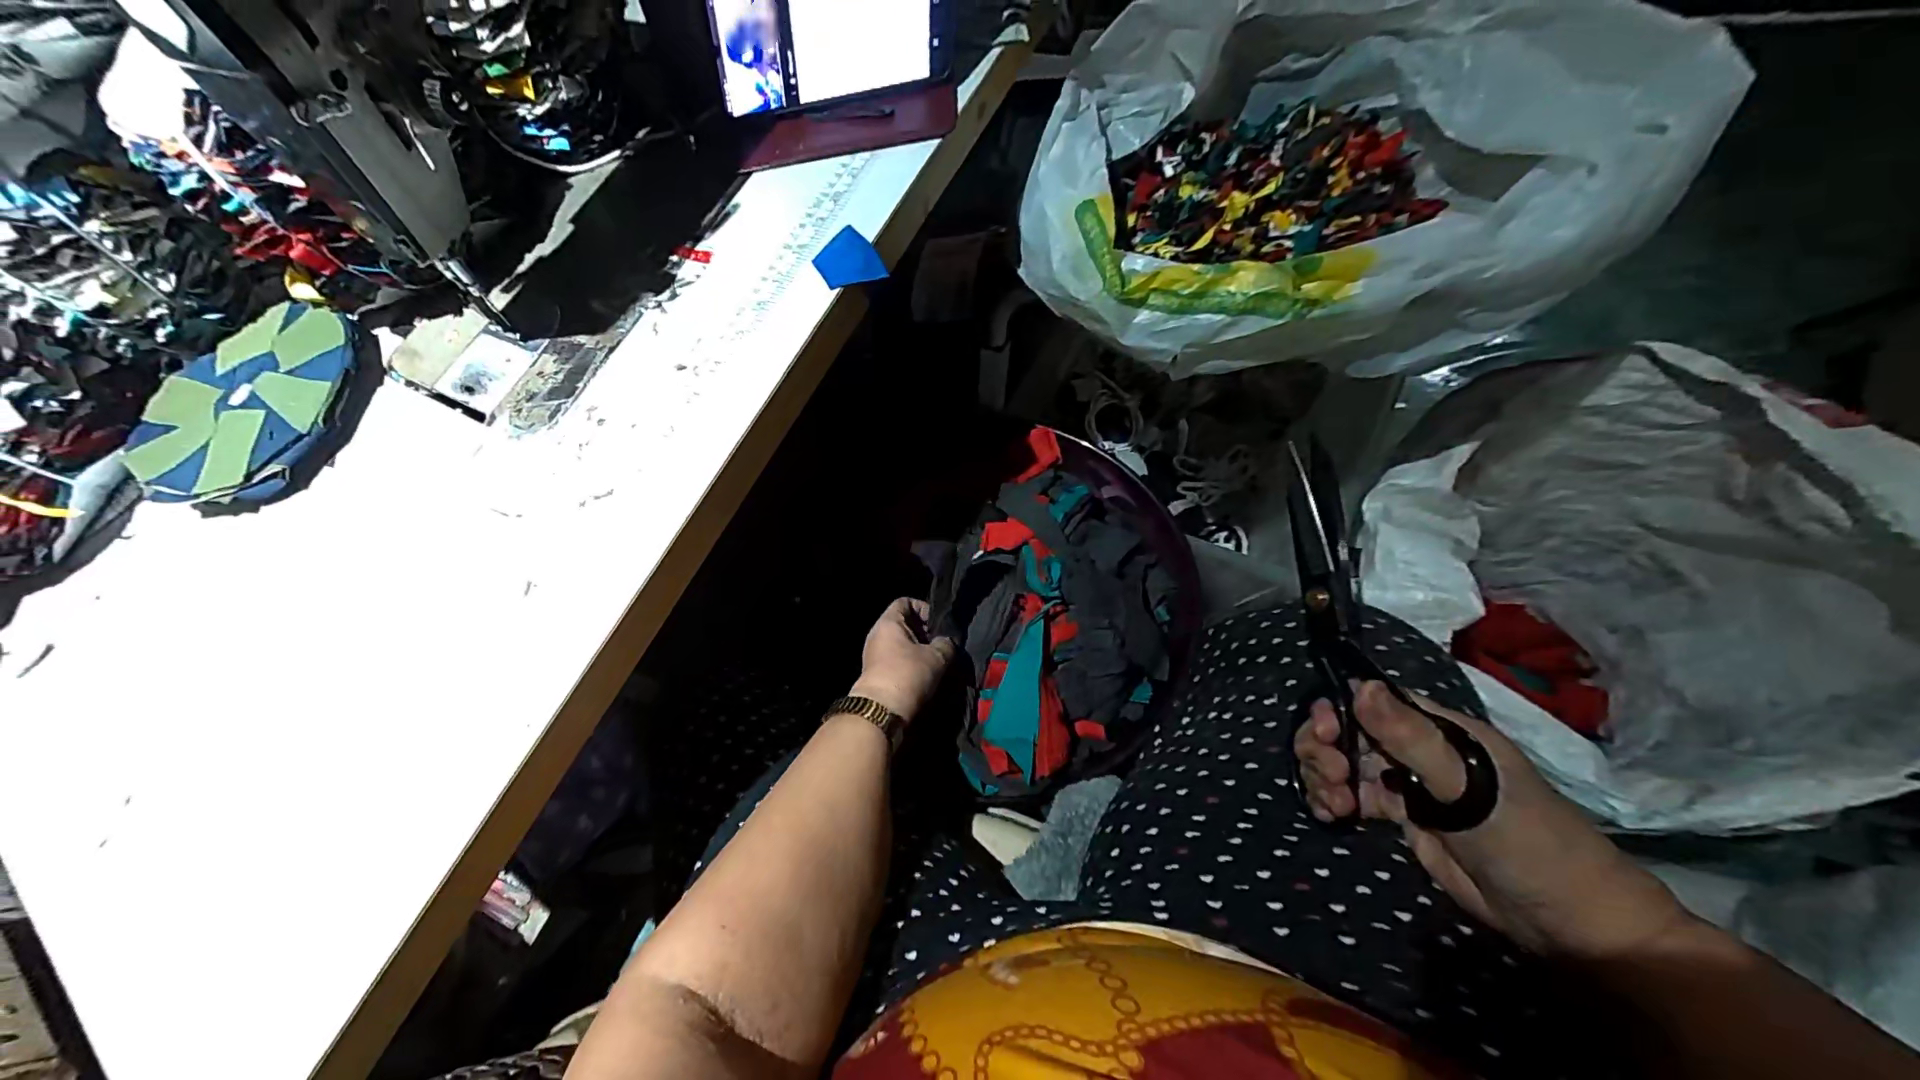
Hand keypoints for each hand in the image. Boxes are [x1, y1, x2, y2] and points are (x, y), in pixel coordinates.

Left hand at [849, 598, 956, 721]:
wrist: (881, 711)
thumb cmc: (908, 674)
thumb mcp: (937, 656)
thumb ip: (946, 643)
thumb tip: (946, 642)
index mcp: (887, 622)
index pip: (905, 601)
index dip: (925, 608)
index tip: (939, 625)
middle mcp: (878, 635)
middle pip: (904, 624)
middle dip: (925, 633)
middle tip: (942, 645)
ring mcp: (875, 655)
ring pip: (902, 645)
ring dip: (920, 651)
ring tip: (937, 662)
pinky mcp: (877, 674)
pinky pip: (897, 661)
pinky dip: (912, 664)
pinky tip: (926, 675)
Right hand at [1294, 681, 1690, 960]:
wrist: (1564, 920)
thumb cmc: (1525, 840)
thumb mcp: (1466, 786)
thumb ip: (1410, 737)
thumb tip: (1360, 686)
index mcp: (1439, 729)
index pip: (1372, 700)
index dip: (1338, 709)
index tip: (1325, 733)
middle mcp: (1418, 748)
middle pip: (1348, 730)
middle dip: (1325, 748)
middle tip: (1334, 779)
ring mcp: (1408, 782)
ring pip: (1344, 762)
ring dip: (1324, 777)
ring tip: (1336, 808)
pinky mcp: (1402, 816)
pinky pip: (1352, 795)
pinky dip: (1332, 800)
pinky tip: (1331, 815)